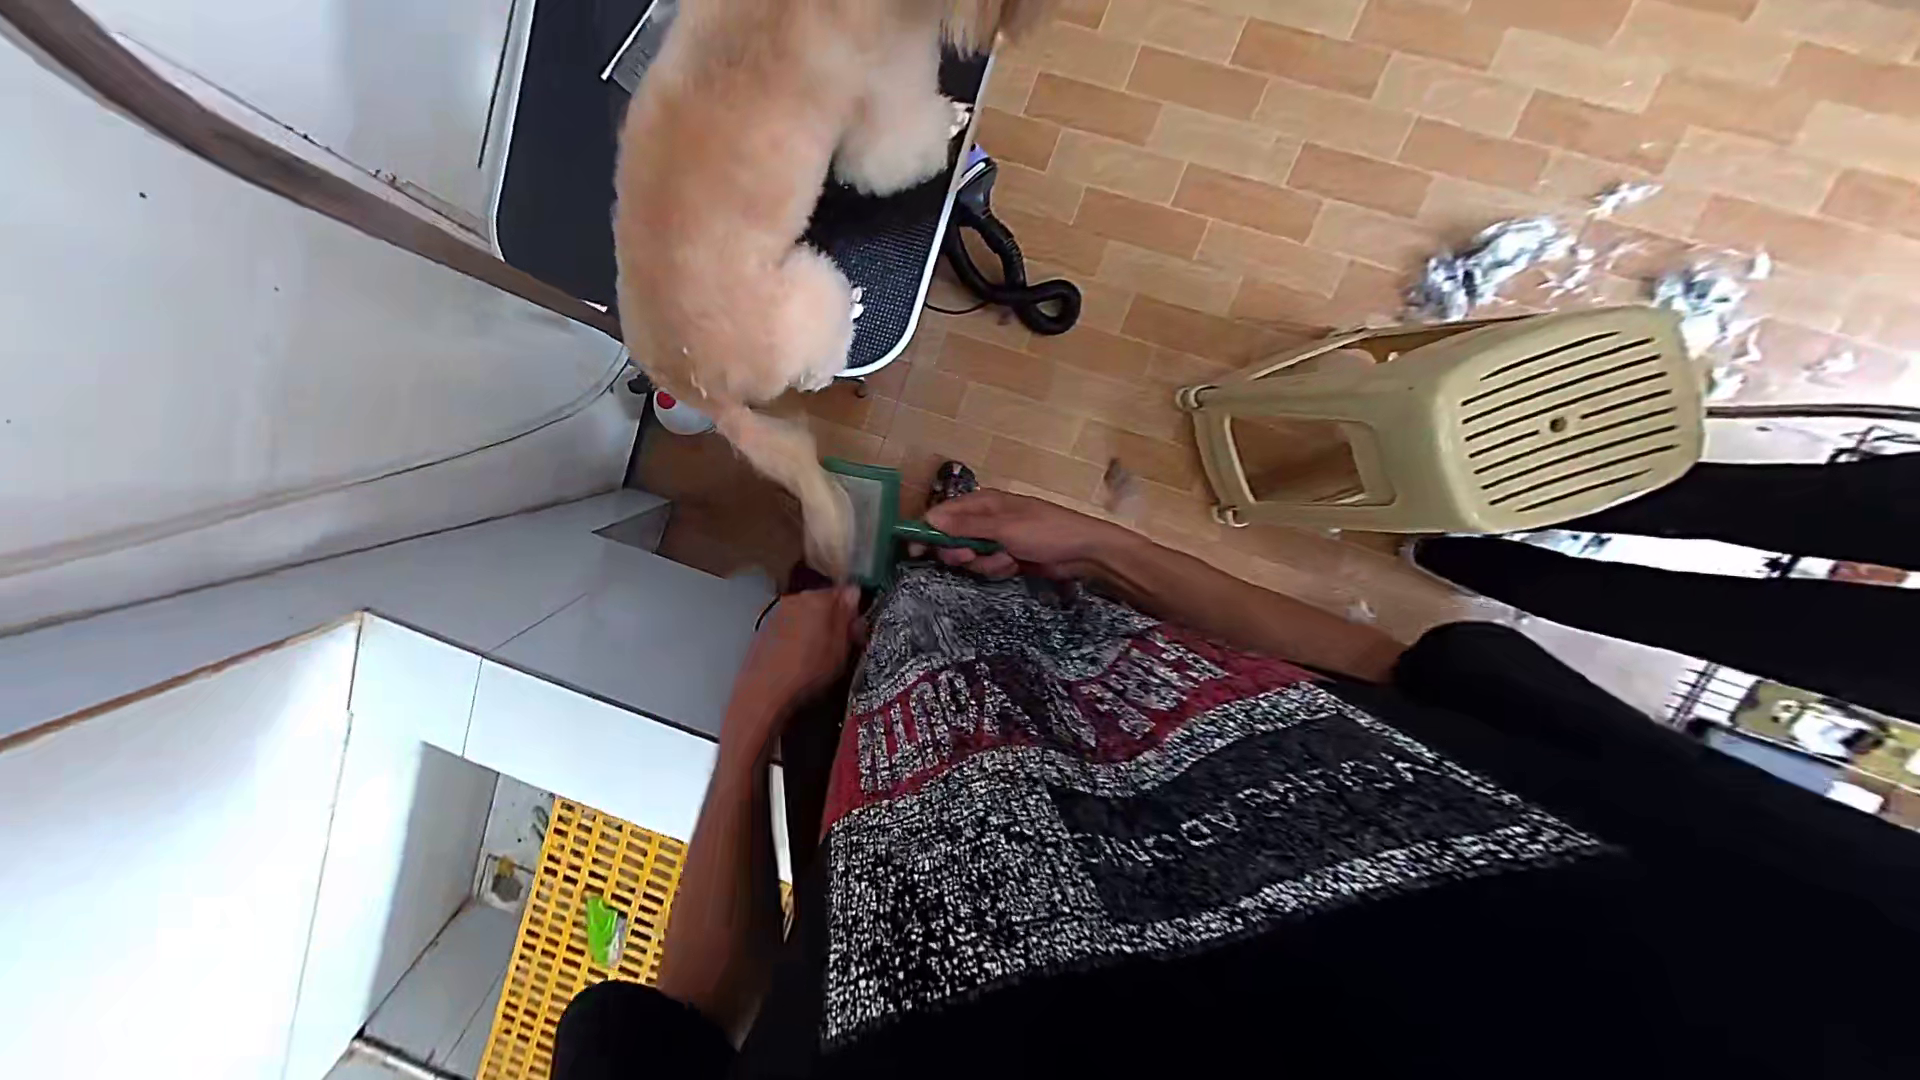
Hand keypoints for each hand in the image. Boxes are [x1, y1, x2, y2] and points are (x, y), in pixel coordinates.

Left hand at [724, 586, 861, 753]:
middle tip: (841, 646)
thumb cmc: (806, 672)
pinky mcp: (765, 629)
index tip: (856, 630)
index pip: (845, 592)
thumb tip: (853, 594)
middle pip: (823, 602)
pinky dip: (796, 638)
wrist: (763, 693)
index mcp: (819, 598)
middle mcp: (796, 599)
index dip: (854, 612)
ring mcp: (777, 613)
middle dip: (834, 620)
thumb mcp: (841, 648)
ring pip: (806, 614)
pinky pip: (790, 627)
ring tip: (818, 657)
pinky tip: (799, 660)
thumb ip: (847, 616)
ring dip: (814, 629)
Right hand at [921, 489, 1132, 580]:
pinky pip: (987, 565)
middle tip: (969, 557)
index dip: (927, 532)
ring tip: (1006, 559)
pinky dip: (998, 569)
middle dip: (960, 552)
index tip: (915, 552)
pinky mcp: (1006, 556)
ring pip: (970, 556)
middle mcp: (985, 518)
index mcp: (982, 503)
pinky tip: (1015, 565)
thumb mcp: (1003, 528)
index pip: (942, 514)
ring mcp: (996, 538)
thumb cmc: (1044, 531)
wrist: (1082, 552)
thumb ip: (966, 527)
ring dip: (985, 563)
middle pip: (951, 538)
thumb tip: (930, 520)